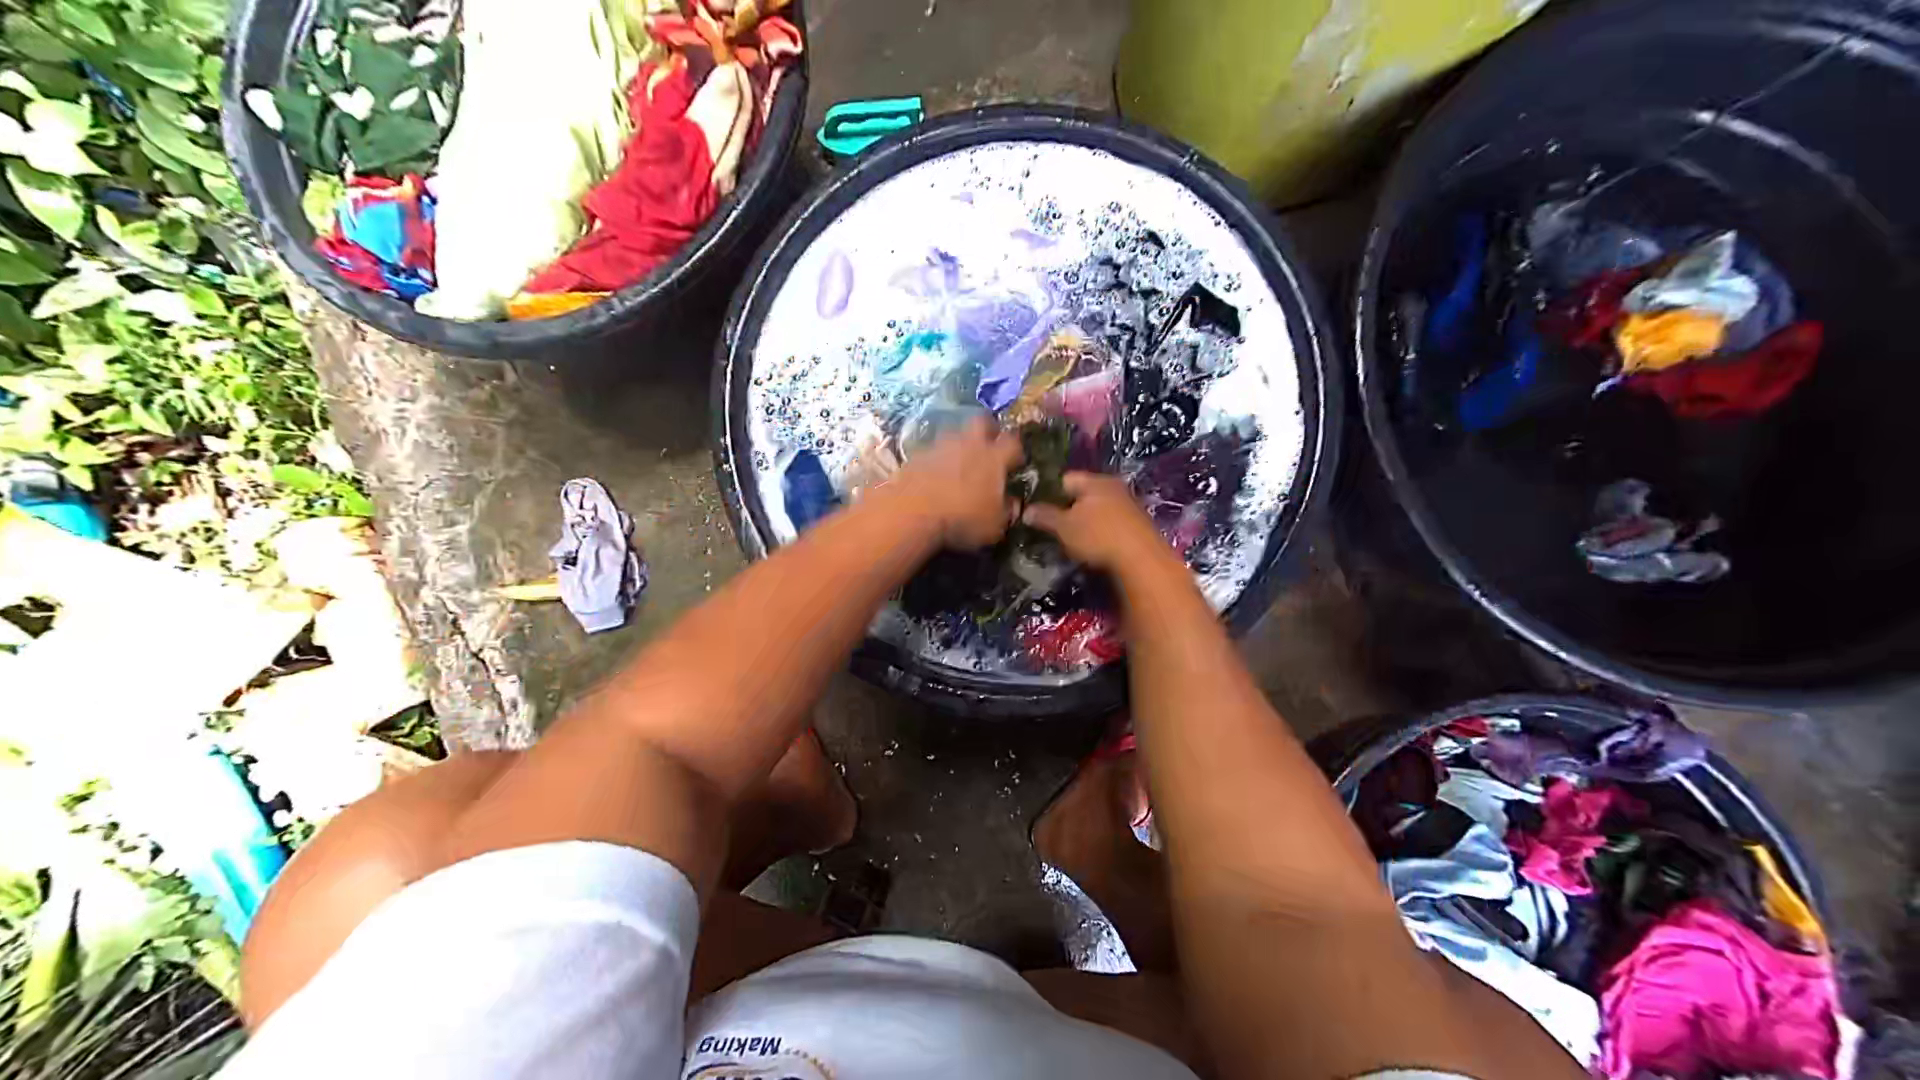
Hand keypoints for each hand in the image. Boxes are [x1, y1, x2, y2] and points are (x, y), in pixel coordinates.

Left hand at [886, 416, 1023, 548]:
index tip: (1015, 462)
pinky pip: (932, 451)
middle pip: (982, 422)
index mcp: (994, 458)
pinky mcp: (916, 454)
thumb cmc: (962, 520)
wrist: (911, 513)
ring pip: (954, 433)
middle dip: (988, 430)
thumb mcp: (994, 526)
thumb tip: (1013, 504)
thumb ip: (1007, 512)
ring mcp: (940, 446)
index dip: (1016, 451)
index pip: (1013, 442)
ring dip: (960, 444)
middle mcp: (969, 443)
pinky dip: (937, 459)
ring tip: (959, 463)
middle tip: (989, 446)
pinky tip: (934, 475)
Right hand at [1021, 472, 1172, 571]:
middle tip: (1051, 526)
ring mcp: (1130, 506)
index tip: (1037, 510)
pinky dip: (1100, 533)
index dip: (1048, 492)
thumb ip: (1044, 516)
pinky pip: (1111, 524)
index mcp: (1095, 481)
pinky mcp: (1138, 526)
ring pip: (1098, 510)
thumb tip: (1026, 510)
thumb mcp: (1064, 527)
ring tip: (1070, 540)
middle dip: (1067, 508)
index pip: (1065, 479)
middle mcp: (1114, 487)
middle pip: (1083, 494)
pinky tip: (1094, 547)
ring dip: (1085, 522)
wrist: (1143, 562)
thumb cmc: (1098, 537)